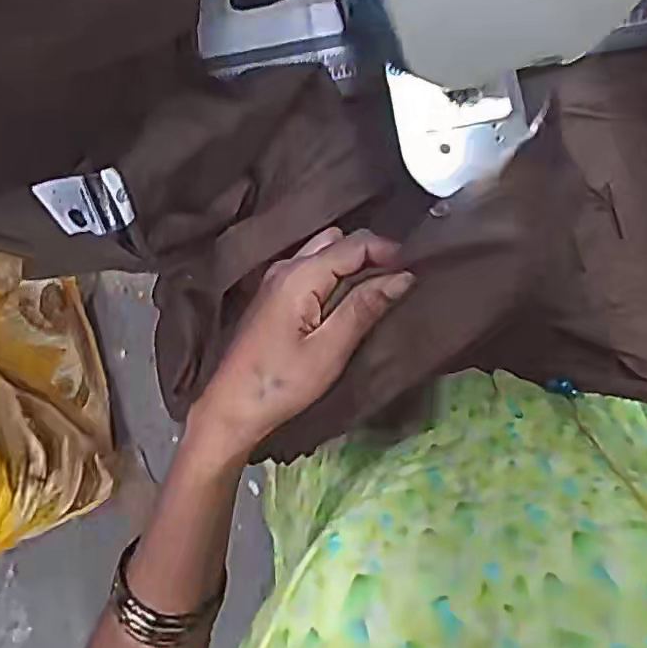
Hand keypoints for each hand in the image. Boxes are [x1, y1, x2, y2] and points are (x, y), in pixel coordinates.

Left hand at [184, 227, 414, 468]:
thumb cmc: (281, 383)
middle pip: (337, 240)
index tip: (415, 269)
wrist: (231, 408)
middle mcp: (285, 266)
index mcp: (299, 275)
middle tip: (397, 279)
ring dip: (352, 262)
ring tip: (377, 288)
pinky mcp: (274, 294)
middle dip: (370, 252)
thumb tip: (403, 277)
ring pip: (323, 251)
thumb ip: (364, 307)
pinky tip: (348, 298)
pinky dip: (335, 273)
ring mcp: (276, 279)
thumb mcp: (329, 349)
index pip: (353, 243)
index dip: (388, 251)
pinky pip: (311, 267)